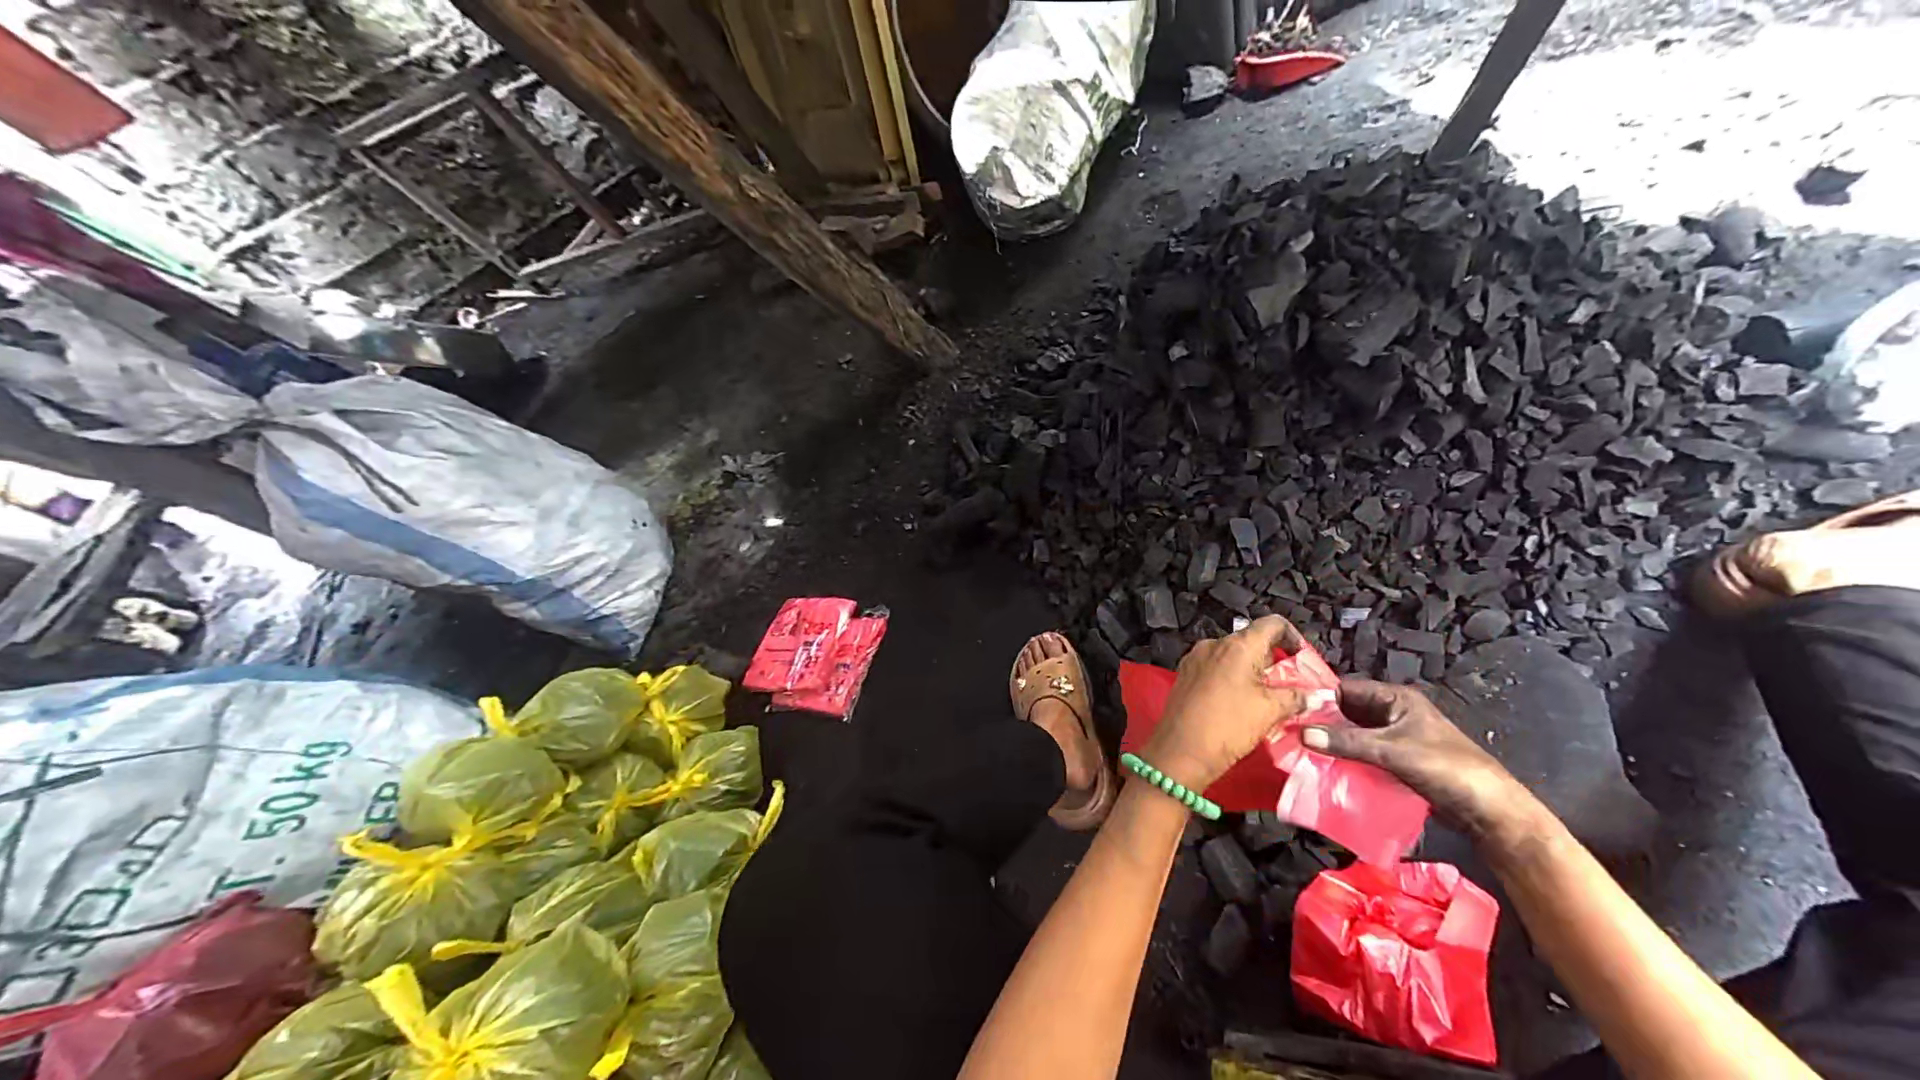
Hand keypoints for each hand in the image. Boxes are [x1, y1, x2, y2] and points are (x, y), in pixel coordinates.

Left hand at [1139, 616, 1307, 790]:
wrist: (1180, 751)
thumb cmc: (1228, 725)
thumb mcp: (1271, 711)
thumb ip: (1296, 697)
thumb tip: (1315, 695)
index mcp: (1237, 645)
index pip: (1272, 624)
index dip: (1293, 637)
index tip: (1302, 659)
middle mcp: (1213, 644)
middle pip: (1252, 641)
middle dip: (1273, 661)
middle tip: (1289, 687)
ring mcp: (1195, 658)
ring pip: (1232, 656)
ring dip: (1252, 672)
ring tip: (1266, 700)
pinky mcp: (1184, 675)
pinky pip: (1215, 669)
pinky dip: (1231, 679)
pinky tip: (1239, 703)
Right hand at [1302, 680, 1550, 849]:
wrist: (1491, 812)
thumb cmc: (1446, 768)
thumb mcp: (1391, 751)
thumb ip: (1346, 742)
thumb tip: (1301, 733)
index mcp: (1396, 699)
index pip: (1345, 689)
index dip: (1317, 697)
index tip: (1288, 708)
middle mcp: (1393, 713)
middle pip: (1346, 712)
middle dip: (1321, 722)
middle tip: (1288, 732)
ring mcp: (1395, 738)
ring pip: (1353, 734)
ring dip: (1332, 743)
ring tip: (1299, 751)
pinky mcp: (1397, 761)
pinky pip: (1362, 754)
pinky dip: (1345, 759)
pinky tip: (1324, 768)